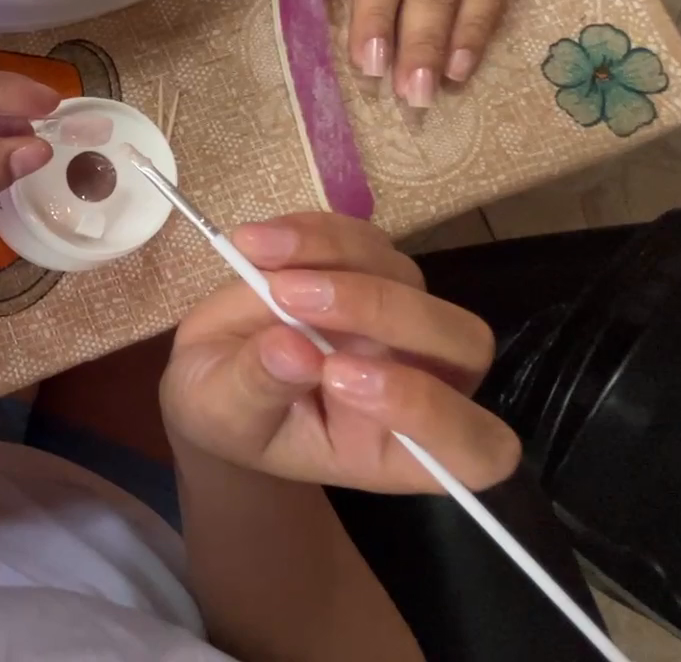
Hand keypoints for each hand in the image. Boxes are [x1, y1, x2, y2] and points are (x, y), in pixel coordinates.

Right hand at [159, 212, 519, 492]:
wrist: (210, 370)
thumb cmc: (224, 413)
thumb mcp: (225, 413)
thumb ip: (260, 388)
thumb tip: (292, 349)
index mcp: (402, 447)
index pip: (470, 445)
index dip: (427, 409)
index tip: (337, 376)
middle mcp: (420, 381)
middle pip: (458, 342)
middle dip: (378, 310)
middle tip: (289, 296)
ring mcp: (396, 321)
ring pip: (402, 275)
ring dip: (330, 254)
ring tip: (252, 251)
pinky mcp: (362, 270)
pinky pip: (359, 239)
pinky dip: (310, 232)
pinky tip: (256, 240)